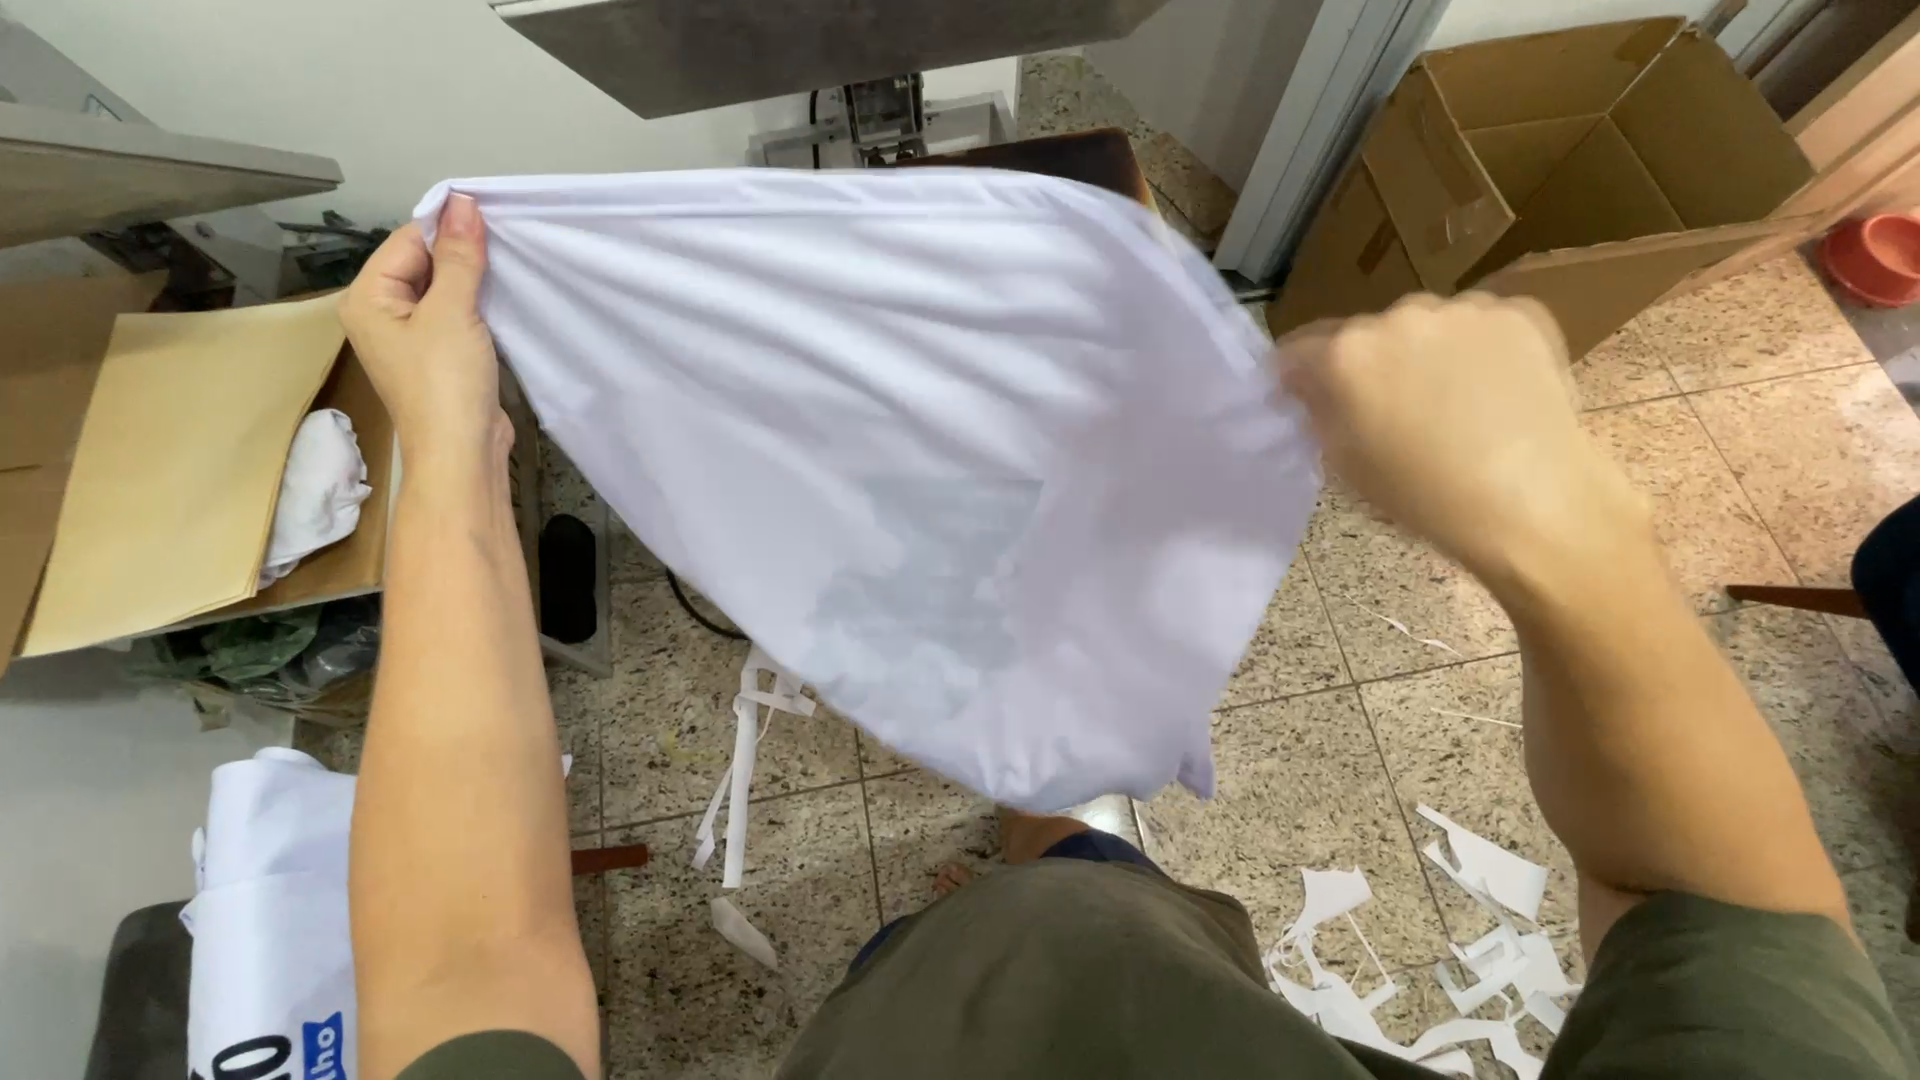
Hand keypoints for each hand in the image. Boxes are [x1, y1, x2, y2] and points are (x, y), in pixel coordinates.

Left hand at [340, 194, 504, 459]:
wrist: (462, 452)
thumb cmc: (446, 383)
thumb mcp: (453, 313)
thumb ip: (459, 258)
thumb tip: (464, 204)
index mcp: (367, 299)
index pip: (407, 242)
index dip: (447, 228)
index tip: (491, 217)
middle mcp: (382, 315)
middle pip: (423, 265)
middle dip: (462, 256)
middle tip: (506, 247)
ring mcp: (413, 340)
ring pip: (444, 293)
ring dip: (474, 283)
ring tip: (510, 274)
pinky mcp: (442, 359)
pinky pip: (458, 319)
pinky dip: (479, 309)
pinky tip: (504, 306)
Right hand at [1275, 293, 1655, 598]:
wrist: (1532, 500)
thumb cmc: (1420, 493)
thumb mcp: (1342, 461)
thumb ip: (1317, 411)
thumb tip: (1312, 388)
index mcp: (1344, 355)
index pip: (1298, 351)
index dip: (1297, 378)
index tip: (1303, 400)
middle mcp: (1396, 317)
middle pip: (1363, 335)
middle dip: (1363, 364)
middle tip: (1382, 408)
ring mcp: (1462, 310)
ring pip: (1421, 326)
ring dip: (1418, 353)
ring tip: (1442, 399)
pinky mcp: (1518, 313)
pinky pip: (1476, 325)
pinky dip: (1472, 350)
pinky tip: (1486, 390)